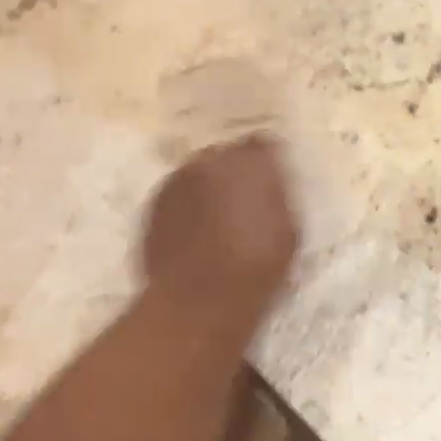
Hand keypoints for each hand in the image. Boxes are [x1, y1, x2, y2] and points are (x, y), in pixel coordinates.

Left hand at [142, 133, 298, 317]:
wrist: (202, 296)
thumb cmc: (259, 265)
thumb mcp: (288, 228)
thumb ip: (278, 195)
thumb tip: (271, 181)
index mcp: (250, 164)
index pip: (262, 144)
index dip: (268, 161)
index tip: (274, 177)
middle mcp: (209, 161)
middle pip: (224, 155)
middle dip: (235, 171)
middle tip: (248, 198)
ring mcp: (175, 181)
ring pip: (197, 174)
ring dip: (209, 187)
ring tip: (221, 218)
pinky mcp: (152, 204)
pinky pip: (177, 196)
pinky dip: (188, 206)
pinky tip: (198, 232)